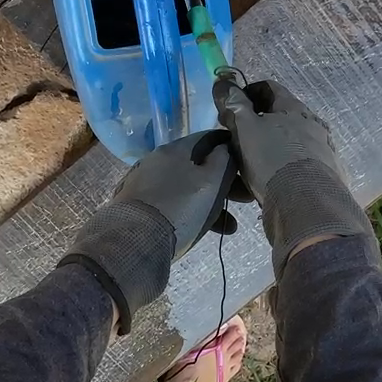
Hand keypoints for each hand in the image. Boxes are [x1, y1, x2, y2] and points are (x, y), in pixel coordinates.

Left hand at [61, 130, 238, 331]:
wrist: (133, 242)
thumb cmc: (179, 209)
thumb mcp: (211, 184)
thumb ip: (224, 162)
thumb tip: (228, 148)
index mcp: (175, 149)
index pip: (209, 139)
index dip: (231, 151)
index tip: (248, 168)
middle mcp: (157, 160)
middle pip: (198, 165)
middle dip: (224, 183)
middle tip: (244, 201)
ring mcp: (144, 183)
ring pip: (186, 187)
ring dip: (211, 203)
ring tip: (229, 228)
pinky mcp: (137, 205)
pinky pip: (171, 203)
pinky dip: (190, 212)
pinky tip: (201, 230)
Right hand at [214, 79, 374, 273]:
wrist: (307, 205)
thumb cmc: (272, 160)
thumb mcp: (245, 129)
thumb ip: (234, 105)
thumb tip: (223, 81)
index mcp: (294, 107)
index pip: (268, 87)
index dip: (247, 93)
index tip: (231, 110)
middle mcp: (313, 124)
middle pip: (281, 116)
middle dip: (258, 124)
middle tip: (237, 139)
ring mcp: (323, 150)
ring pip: (289, 142)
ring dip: (270, 147)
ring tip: (251, 166)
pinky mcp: (327, 175)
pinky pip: (298, 164)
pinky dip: (282, 168)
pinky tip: (270, 183)